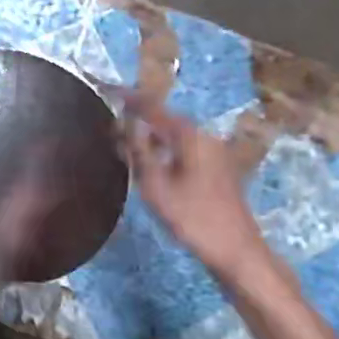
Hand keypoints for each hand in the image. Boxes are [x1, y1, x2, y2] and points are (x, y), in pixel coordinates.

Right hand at [123, 98, 271, 275]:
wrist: (235, 249)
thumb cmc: (193, 218)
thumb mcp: (156, 186)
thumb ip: (139, 151)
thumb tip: (125, 123)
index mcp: (189, 135)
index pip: (152, 107)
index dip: (126, 97)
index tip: (103, 88)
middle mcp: (203, 136)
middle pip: (164, 118)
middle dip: (136, 116)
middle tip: (108, 121)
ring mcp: (212, 152)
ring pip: (173, 134)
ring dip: (148, 135)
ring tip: (121, 141)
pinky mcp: (215, 168)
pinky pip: (182, 148)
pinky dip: (161, 148)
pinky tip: (147, 162)